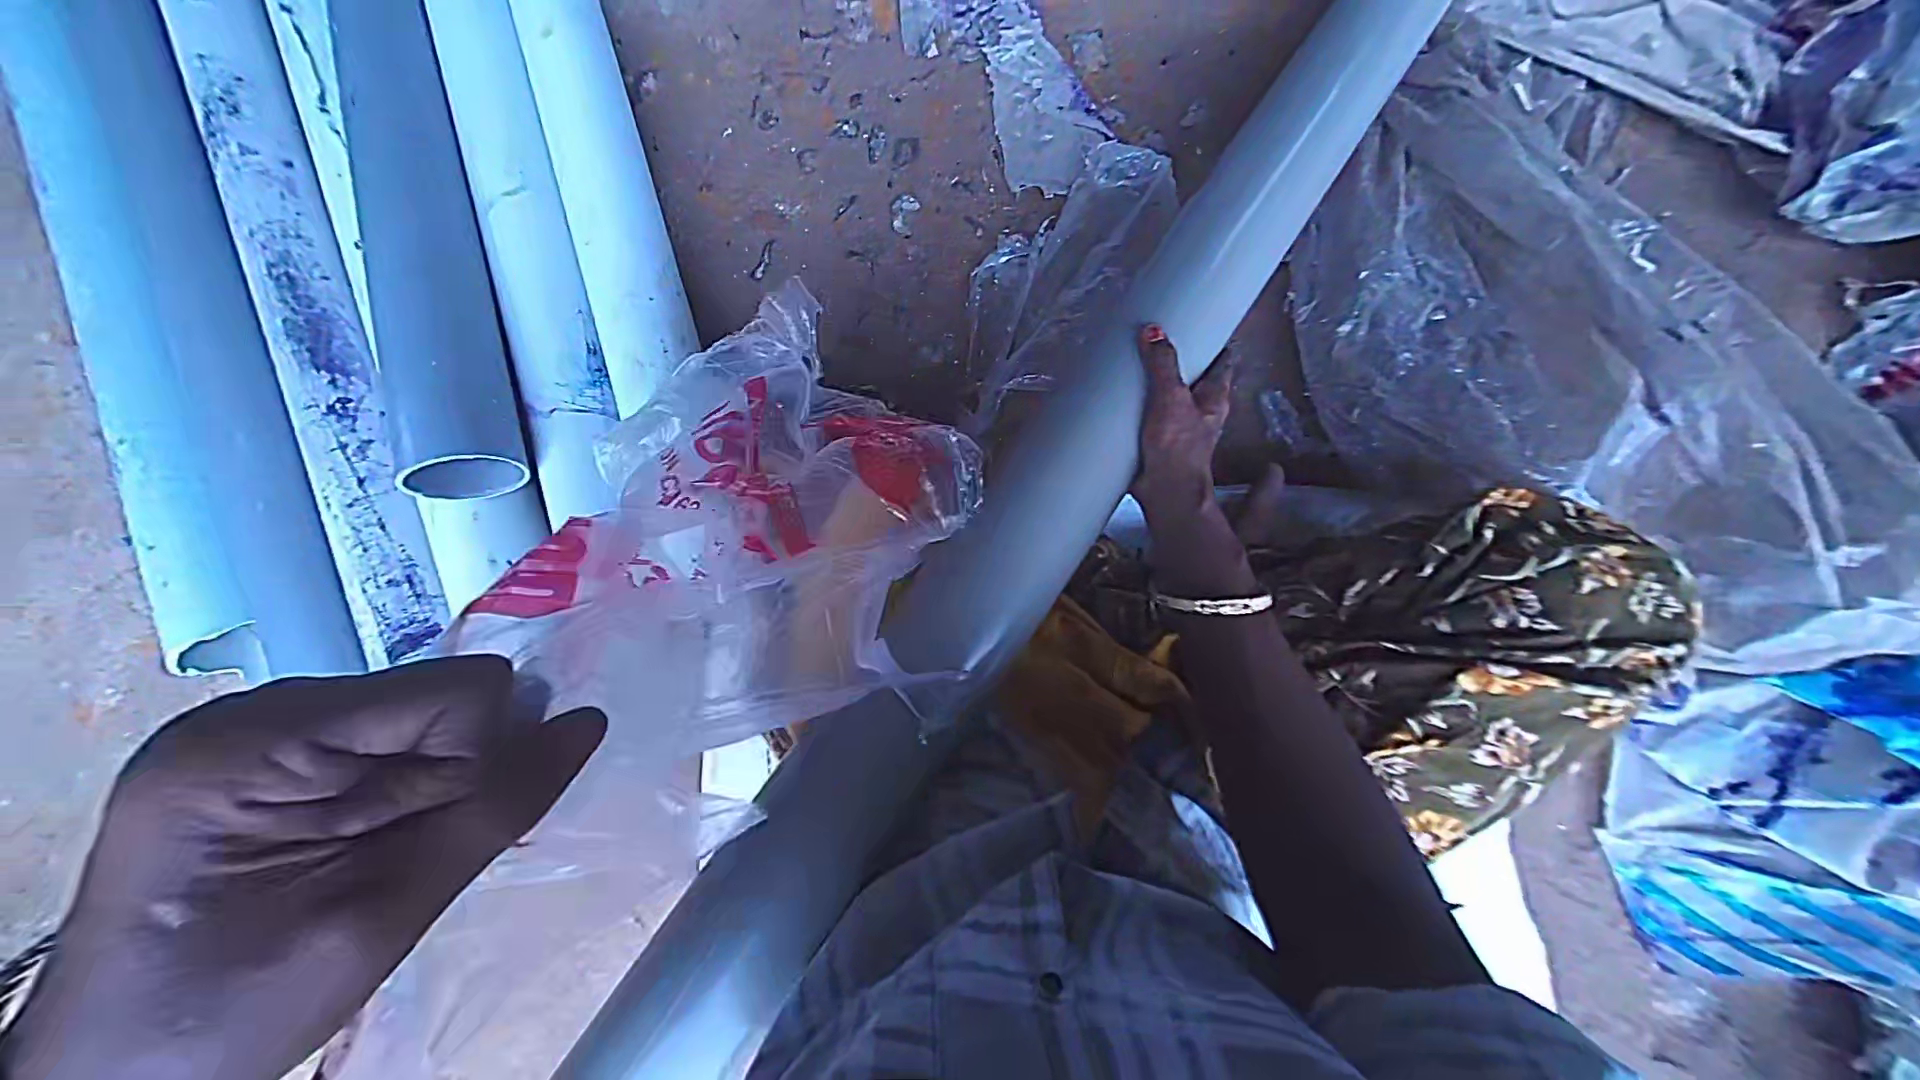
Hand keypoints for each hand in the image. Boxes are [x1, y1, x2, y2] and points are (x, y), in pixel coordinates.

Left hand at [0, 655, 604, 1079]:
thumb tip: (589, 723)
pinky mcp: (269, 748)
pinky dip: (408, 779)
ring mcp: (259, 725)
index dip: (480, 753)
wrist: (117, 1076)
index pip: (455, 690)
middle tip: (412, 842)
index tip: (440, 826)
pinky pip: (392, 733)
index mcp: (258, 741)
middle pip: (439, 694)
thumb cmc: (239, 1006)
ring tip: (386, 844)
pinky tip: (369, 831)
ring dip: (434, 775)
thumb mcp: (388, 909)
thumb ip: (497, 806)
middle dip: (457, 764)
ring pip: (424, 712)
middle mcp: (257, 709)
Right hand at [1132, 324, 1233, 525]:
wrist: (1163, 491)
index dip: (1217, 343)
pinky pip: (1148, 418)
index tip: (1205, 326)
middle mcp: (1200, 413)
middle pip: (1195, 380)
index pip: (1222, 363)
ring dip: (1157, 386)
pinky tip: (1122, 401)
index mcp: (1214, 398)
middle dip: (1182, 363)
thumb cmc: (1178, 448)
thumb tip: (1153, 331)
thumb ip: (1162, 364)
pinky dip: (1138, 408)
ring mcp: (1178, 429)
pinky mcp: (1156, 443)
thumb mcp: (1171, 397)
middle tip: (1162, 341)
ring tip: (1137, 365)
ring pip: (1171, 399)